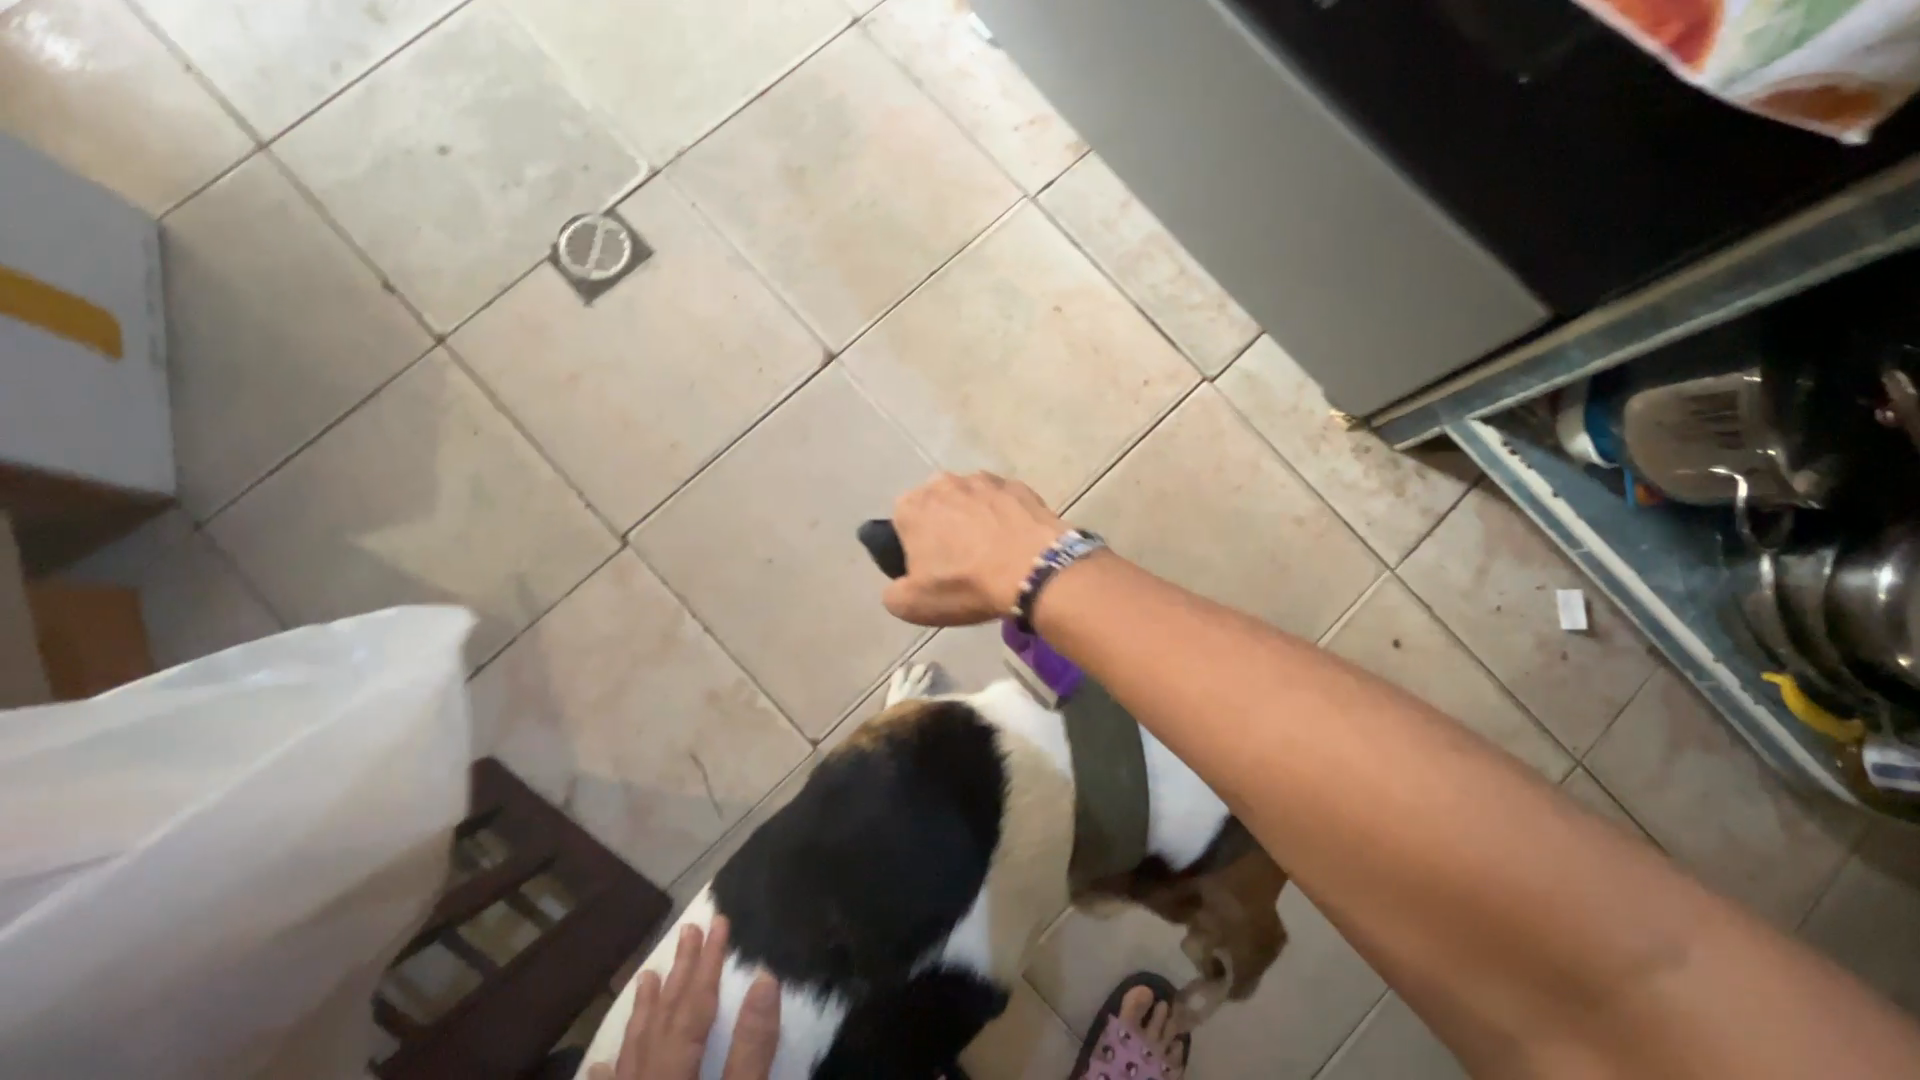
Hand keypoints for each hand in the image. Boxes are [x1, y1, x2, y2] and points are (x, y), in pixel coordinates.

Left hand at [589, 916, 780, 1079]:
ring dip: (644, 1012)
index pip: (695, 1007)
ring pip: (634, 1051)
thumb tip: (765, 980)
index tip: (720, 921)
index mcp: (675, 1074)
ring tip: (647, 977)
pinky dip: (609, 1072)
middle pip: (664, 1021)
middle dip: (679, 974)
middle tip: (688, 931)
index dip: (709, 963)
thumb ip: (751, 1051)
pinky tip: (601, 1063)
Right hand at [882, 472, 1066, 626]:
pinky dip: (1005, 518)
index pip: (901, 524)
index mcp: (911, 506)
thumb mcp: (913, 605)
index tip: (929, 569)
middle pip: (936, 507)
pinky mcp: (1019, 486)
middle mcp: (943, 482)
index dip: (913, 548)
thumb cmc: (966, 585)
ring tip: (992, 553)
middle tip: (960, 563)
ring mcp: (984, 480)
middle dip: (943, 528)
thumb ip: (893, 593)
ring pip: (970, 501)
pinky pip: (1003, 503)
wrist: (1034, 571)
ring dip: (975, 520)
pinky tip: (1015, 543)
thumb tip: (899, 586)